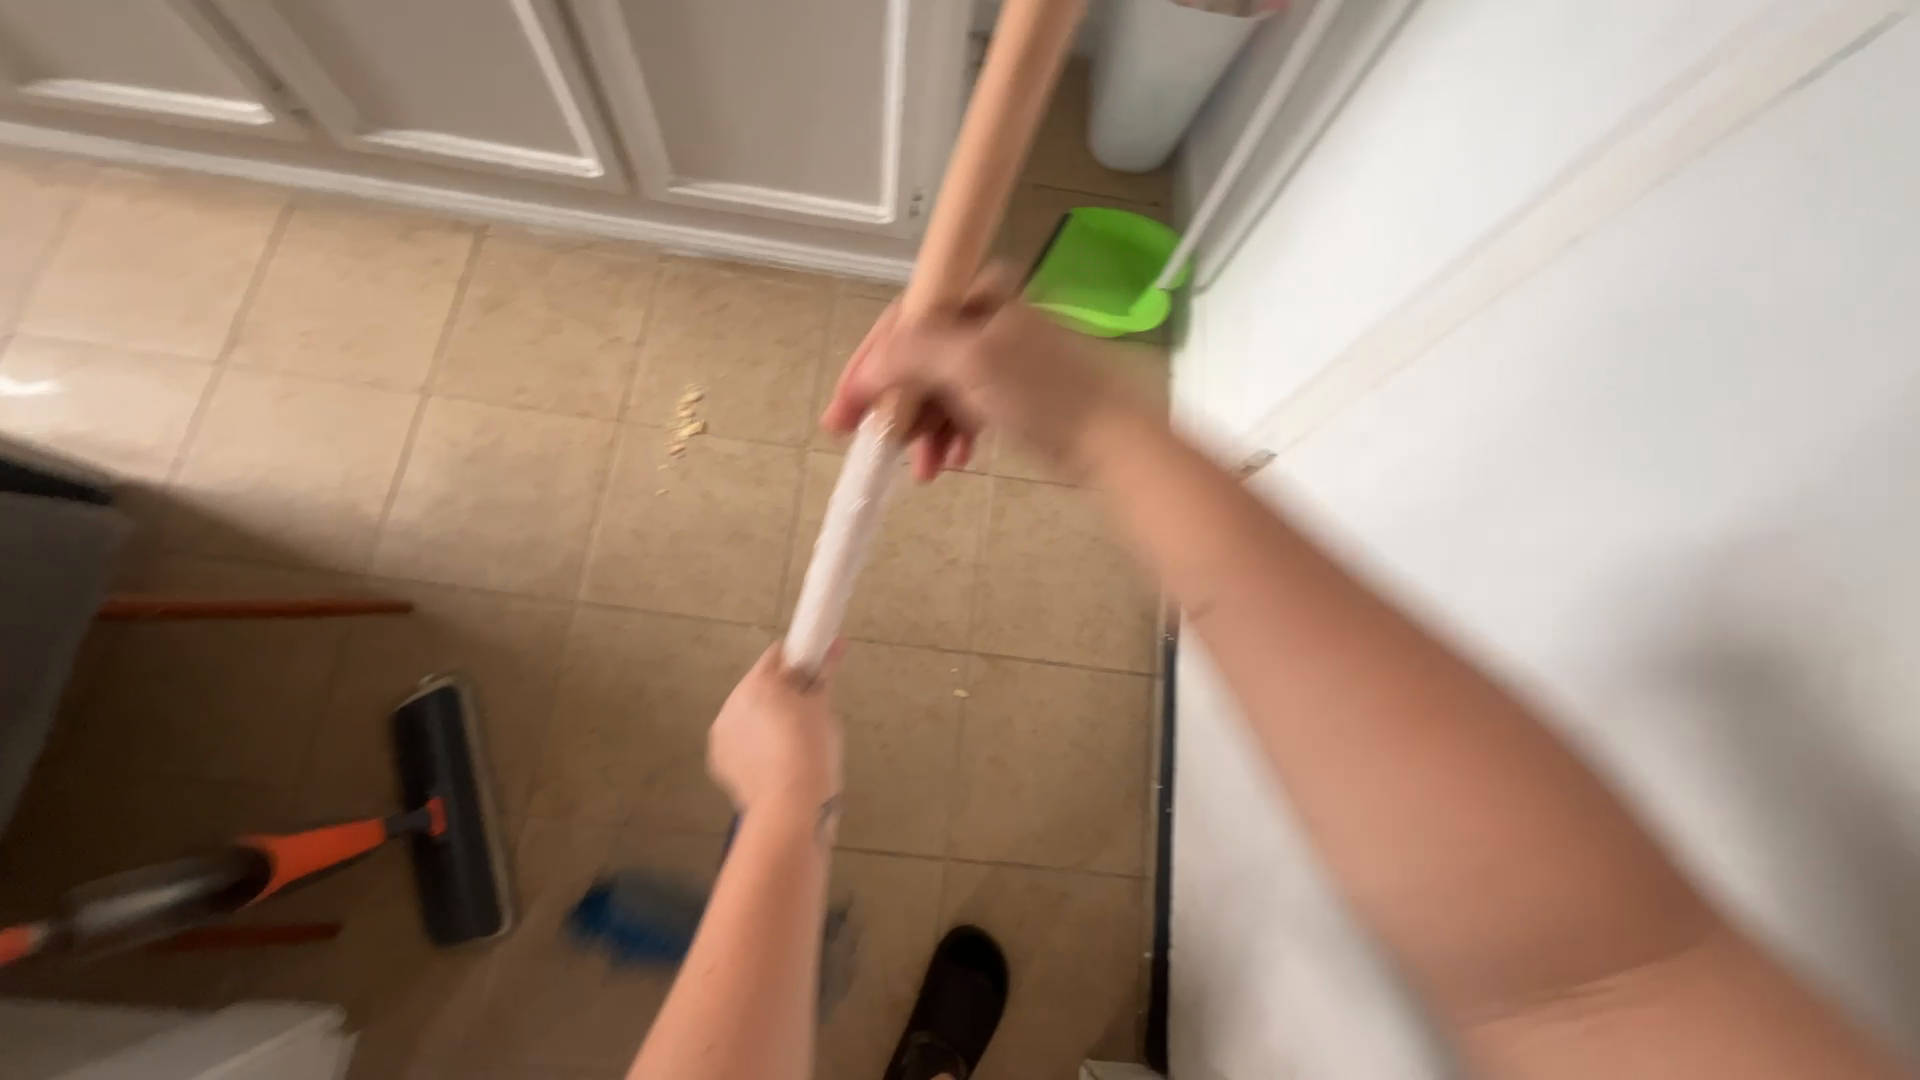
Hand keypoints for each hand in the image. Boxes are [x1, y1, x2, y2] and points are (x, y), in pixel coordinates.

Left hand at [708, 646, 842, 826]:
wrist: (791, 804)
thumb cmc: (812, 749)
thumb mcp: (823, 708)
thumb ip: (823, 673)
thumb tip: (834, 645)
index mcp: (759, 683)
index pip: (779, 655)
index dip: (800, 660)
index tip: (815, 674)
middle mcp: (732, 702)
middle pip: (760, 686)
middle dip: (781, 694)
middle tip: (808, 714)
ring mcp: (721, 733)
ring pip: (748, 715)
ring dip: (765, 720)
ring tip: (791, 744)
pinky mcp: (719, 761)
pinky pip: (740, 742)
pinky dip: (754, 747)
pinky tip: (774, 762)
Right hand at [822, 265, 1129, 480]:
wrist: (1111, 441)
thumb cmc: (1043, 394)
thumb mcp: (970, 363)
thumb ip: (909, 355)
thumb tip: (865, 371)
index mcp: (977, 295)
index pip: (902, 323)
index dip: (867, 369)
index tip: (842, 414)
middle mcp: (985, 320)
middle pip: (917, 362)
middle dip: (897, 410)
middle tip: (873, 450)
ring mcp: (999, 359)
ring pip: (939, 393)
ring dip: (923, 433)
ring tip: (923, 471)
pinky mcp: (1013, 396)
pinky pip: (963, 412)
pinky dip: (951, 438)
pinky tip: (951, 462)